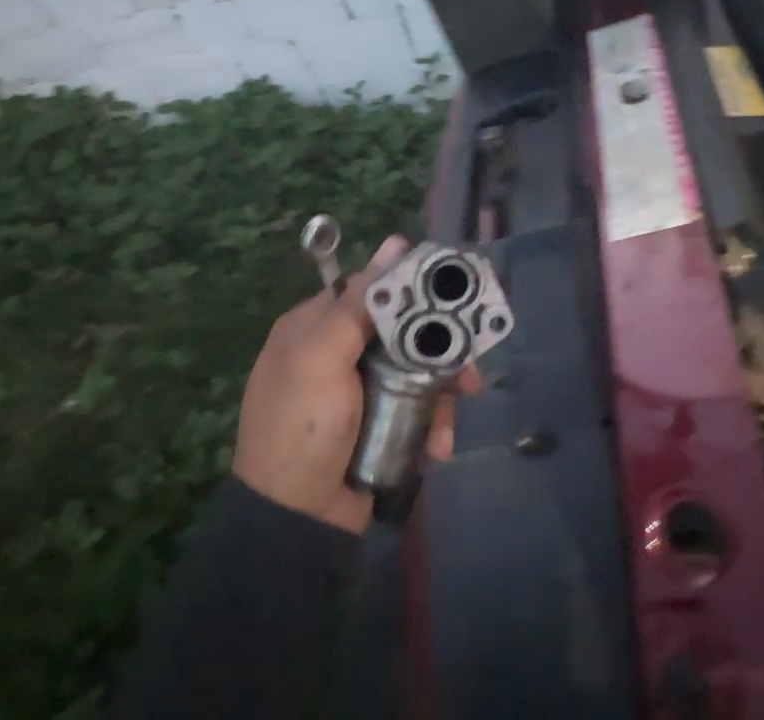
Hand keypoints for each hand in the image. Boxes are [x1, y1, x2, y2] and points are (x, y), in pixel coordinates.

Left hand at [232, 236, 478, 534]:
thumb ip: (359, 304)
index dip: (414, 292)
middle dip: (438, 349)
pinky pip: (416, 408)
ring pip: (416, 371)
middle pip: (402, 331)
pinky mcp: (378, 425)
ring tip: (457, 414)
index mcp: (315, 327)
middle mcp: (336, 353)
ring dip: (442, 393)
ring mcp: (358, 392)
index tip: (454, 300)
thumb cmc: (303, 427)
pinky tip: (438, 446)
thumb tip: (395, 244)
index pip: (372, 290)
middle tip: (468, 369)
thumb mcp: (322, 357)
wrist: (295, 519)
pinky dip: (432, 424)